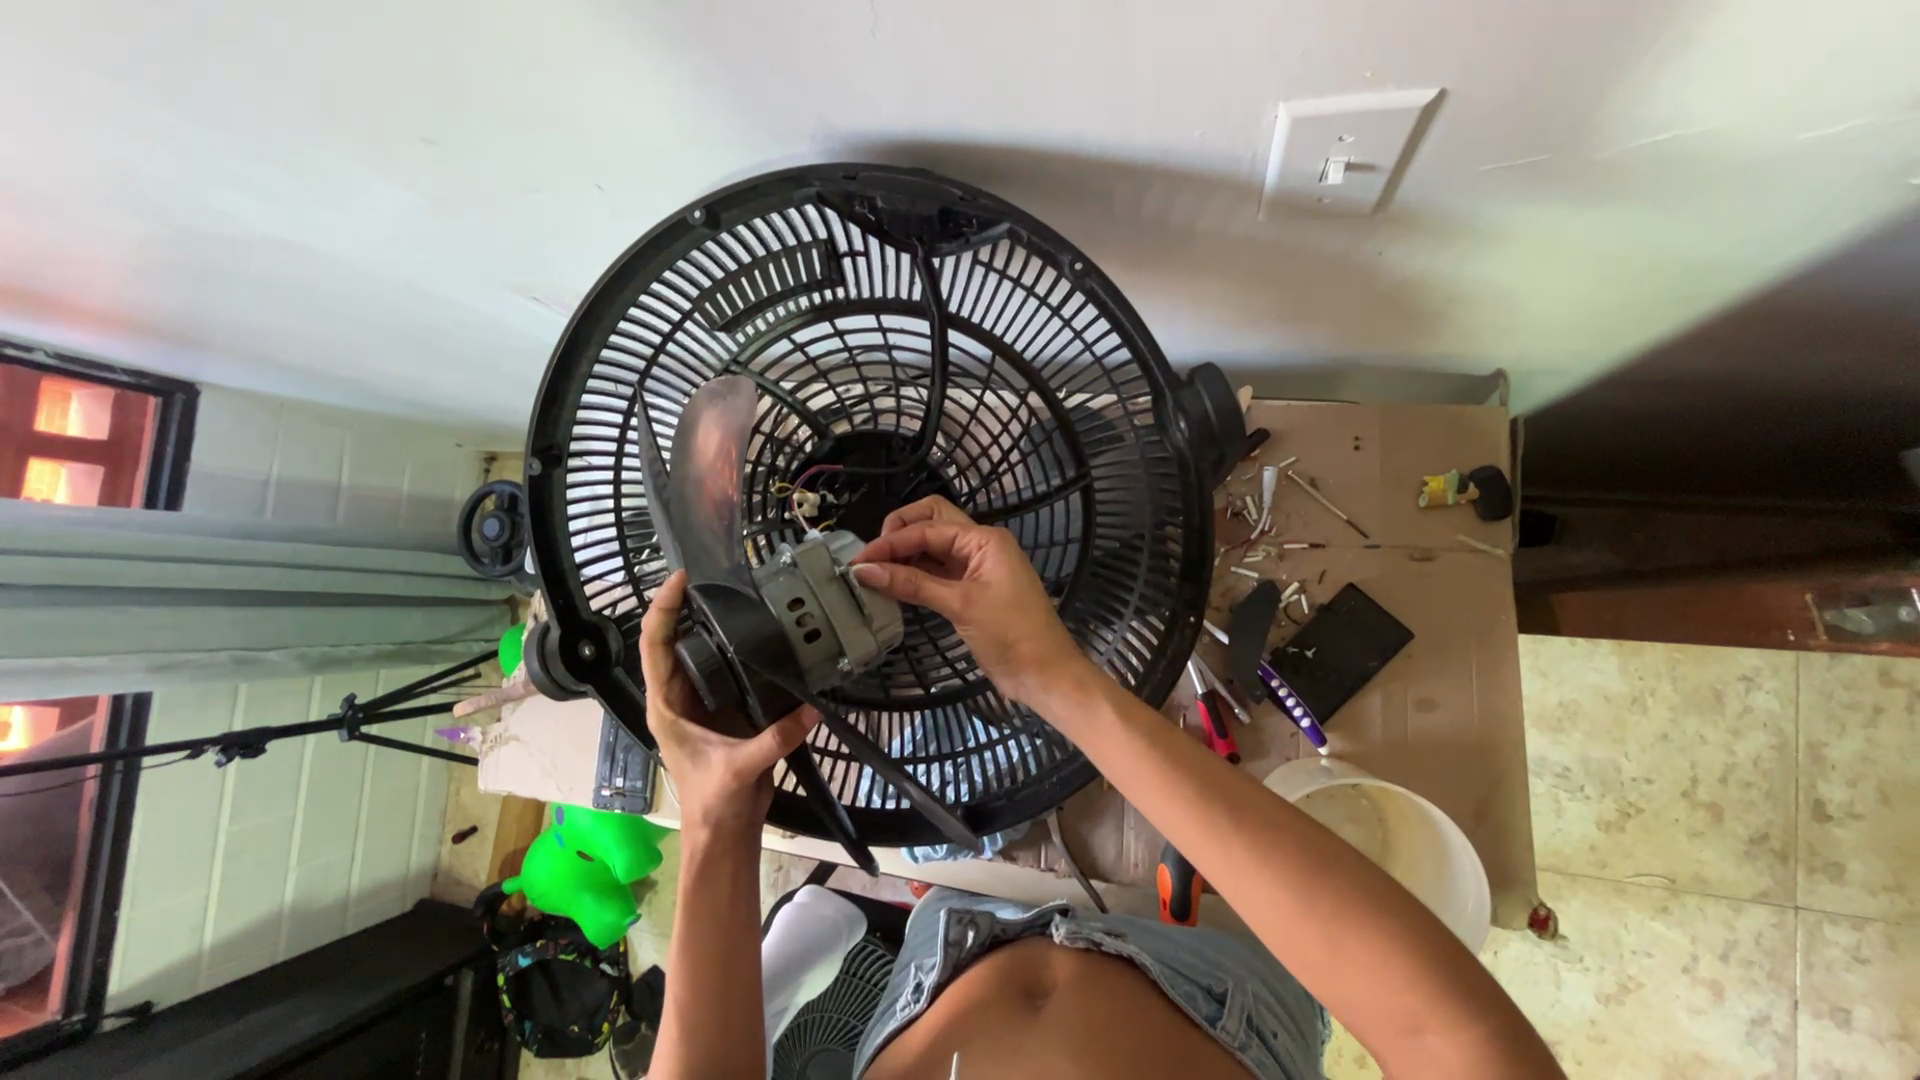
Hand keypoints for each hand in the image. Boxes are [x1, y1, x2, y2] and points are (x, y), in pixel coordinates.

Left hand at [640, 570, 819, 833]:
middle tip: (717, 574)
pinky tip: (764, 633)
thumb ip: (774, 738)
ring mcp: (704, 703)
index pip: (655, 646)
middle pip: (675, 641)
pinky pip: (731, 670)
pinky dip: (742, 649)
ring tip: (739, 593)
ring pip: (702, 652)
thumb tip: (813, 708)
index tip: (681, 578)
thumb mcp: (740, 770)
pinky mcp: (728, 710)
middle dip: (688, 606)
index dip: (663, 610)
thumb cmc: (715, 804)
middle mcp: (680, 698)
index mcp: (667, 707)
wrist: (725, 833)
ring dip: (714, 624)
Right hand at [851, 496, 1094, 706]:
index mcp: (984, 539)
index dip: (891, 542)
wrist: (1045, 674)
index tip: (858, 561)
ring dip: (903, 557)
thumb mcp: (960, 605)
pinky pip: (935, 574)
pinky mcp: (969, 592)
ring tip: (871, 574)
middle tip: (870, 558)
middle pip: (931, 523)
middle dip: (898, 534)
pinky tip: (890, 588)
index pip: (928, 528)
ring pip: (931, 550)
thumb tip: (864, 571)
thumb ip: (912, 584)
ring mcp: (974, 569)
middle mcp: (979, 546)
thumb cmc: (1011, 633)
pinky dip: (913, 577)